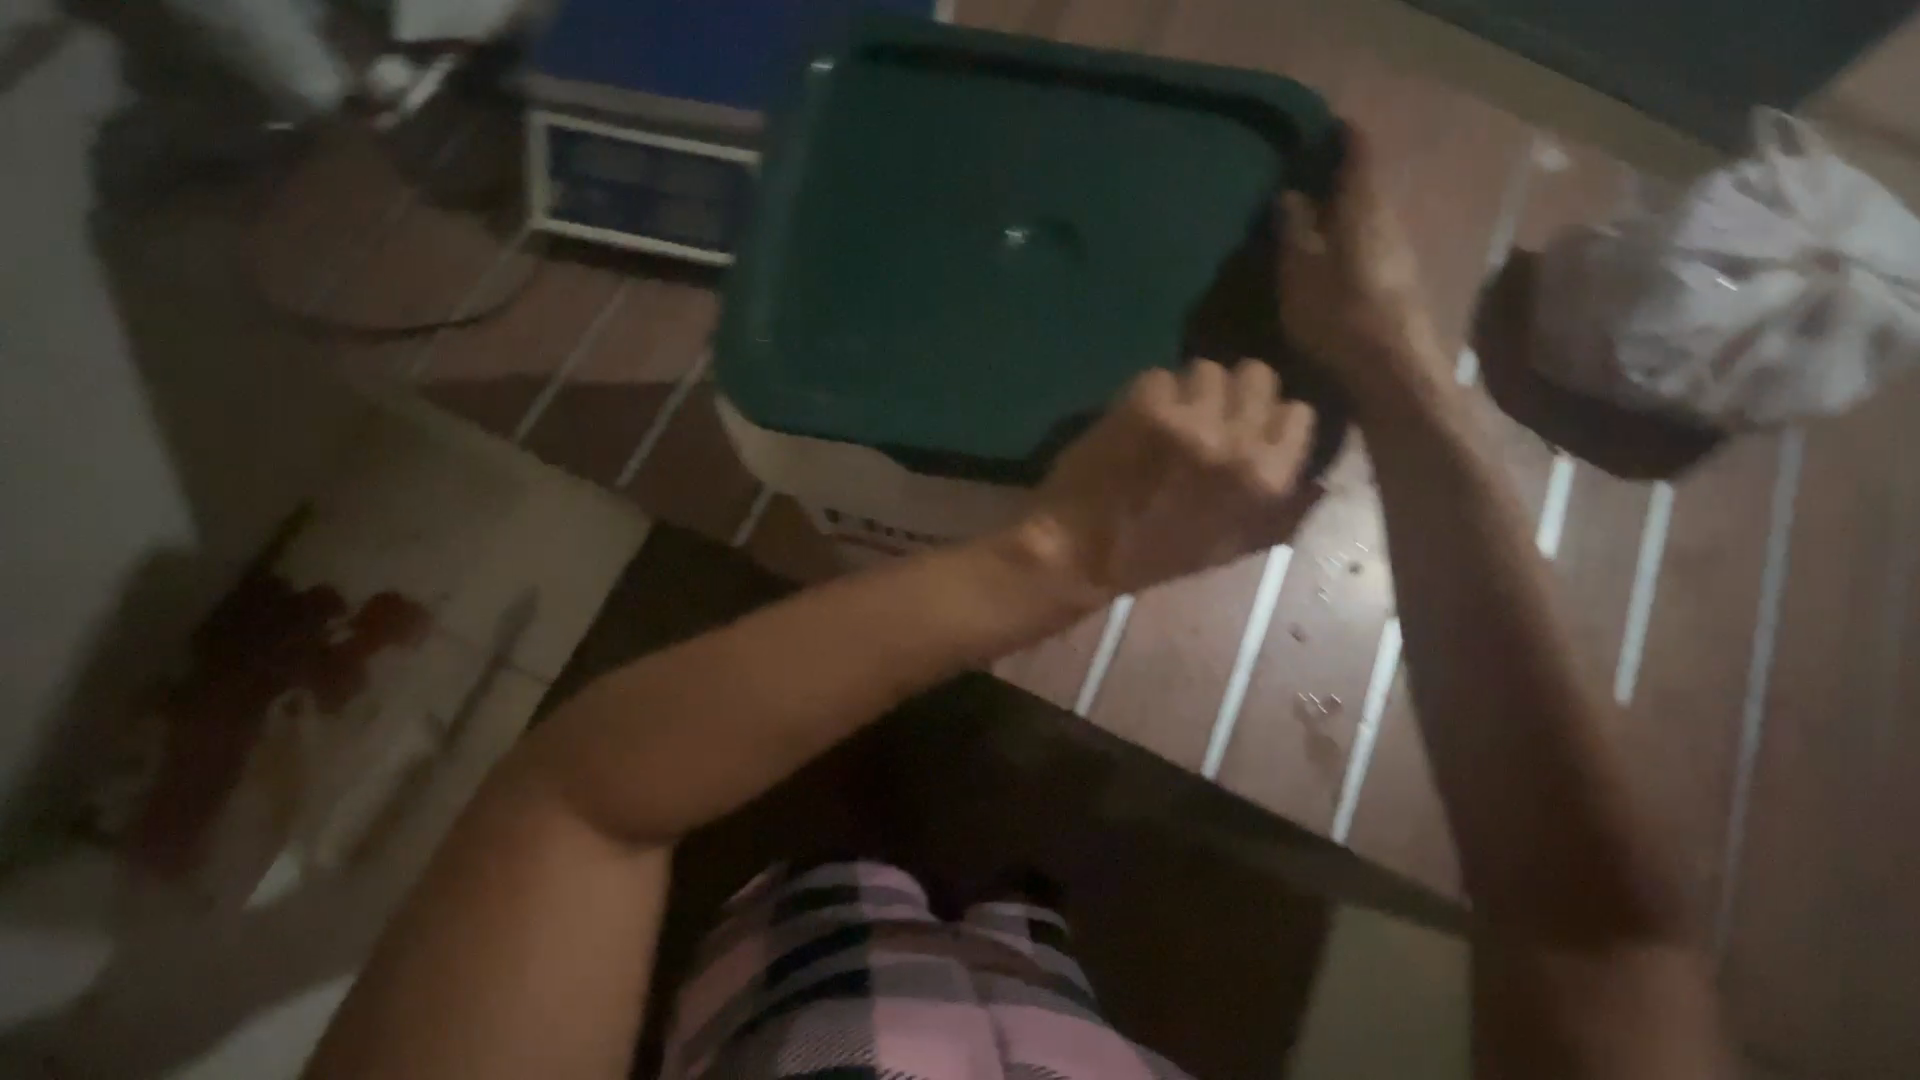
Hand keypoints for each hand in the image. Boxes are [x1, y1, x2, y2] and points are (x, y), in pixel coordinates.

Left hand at [1011, 359, 1321, 599]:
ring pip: (1206, 368)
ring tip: (1164, 420)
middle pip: (1257, 375)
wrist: (1081, 552)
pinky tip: (1131, 423)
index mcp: (1268, 482)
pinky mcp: (1148, 407)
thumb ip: (1280, 513)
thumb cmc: (1155, 556)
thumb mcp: (1231, 548)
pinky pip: (1159, 375)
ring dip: (1186, 389)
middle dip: (1231, 391)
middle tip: (1203, 414)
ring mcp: (1193, 422)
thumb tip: (1320, 483)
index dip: (1268, 415)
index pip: (1298, 413)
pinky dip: (1144, 395)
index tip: (1243, 426)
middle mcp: (1239, 446)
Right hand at [1278, 126, 1448, 398]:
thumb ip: (1293, 230)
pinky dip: (1351, 244)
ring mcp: (1401, 255)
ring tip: (1313, 220)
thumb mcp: (1299, 270)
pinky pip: (1372, 249)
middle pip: (1366, 187)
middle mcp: (1390, 220)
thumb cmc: (1338, 314)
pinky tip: (1333, 261)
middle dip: (1339, 179)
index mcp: (1364, 205)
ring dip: (1345, 215)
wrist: (1393, 372)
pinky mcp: (1401, 287)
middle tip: (1305, 177)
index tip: (1322, 126)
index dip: (1342, 135)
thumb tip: (1291, 194)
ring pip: (1370, 220)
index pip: (1359, 152)